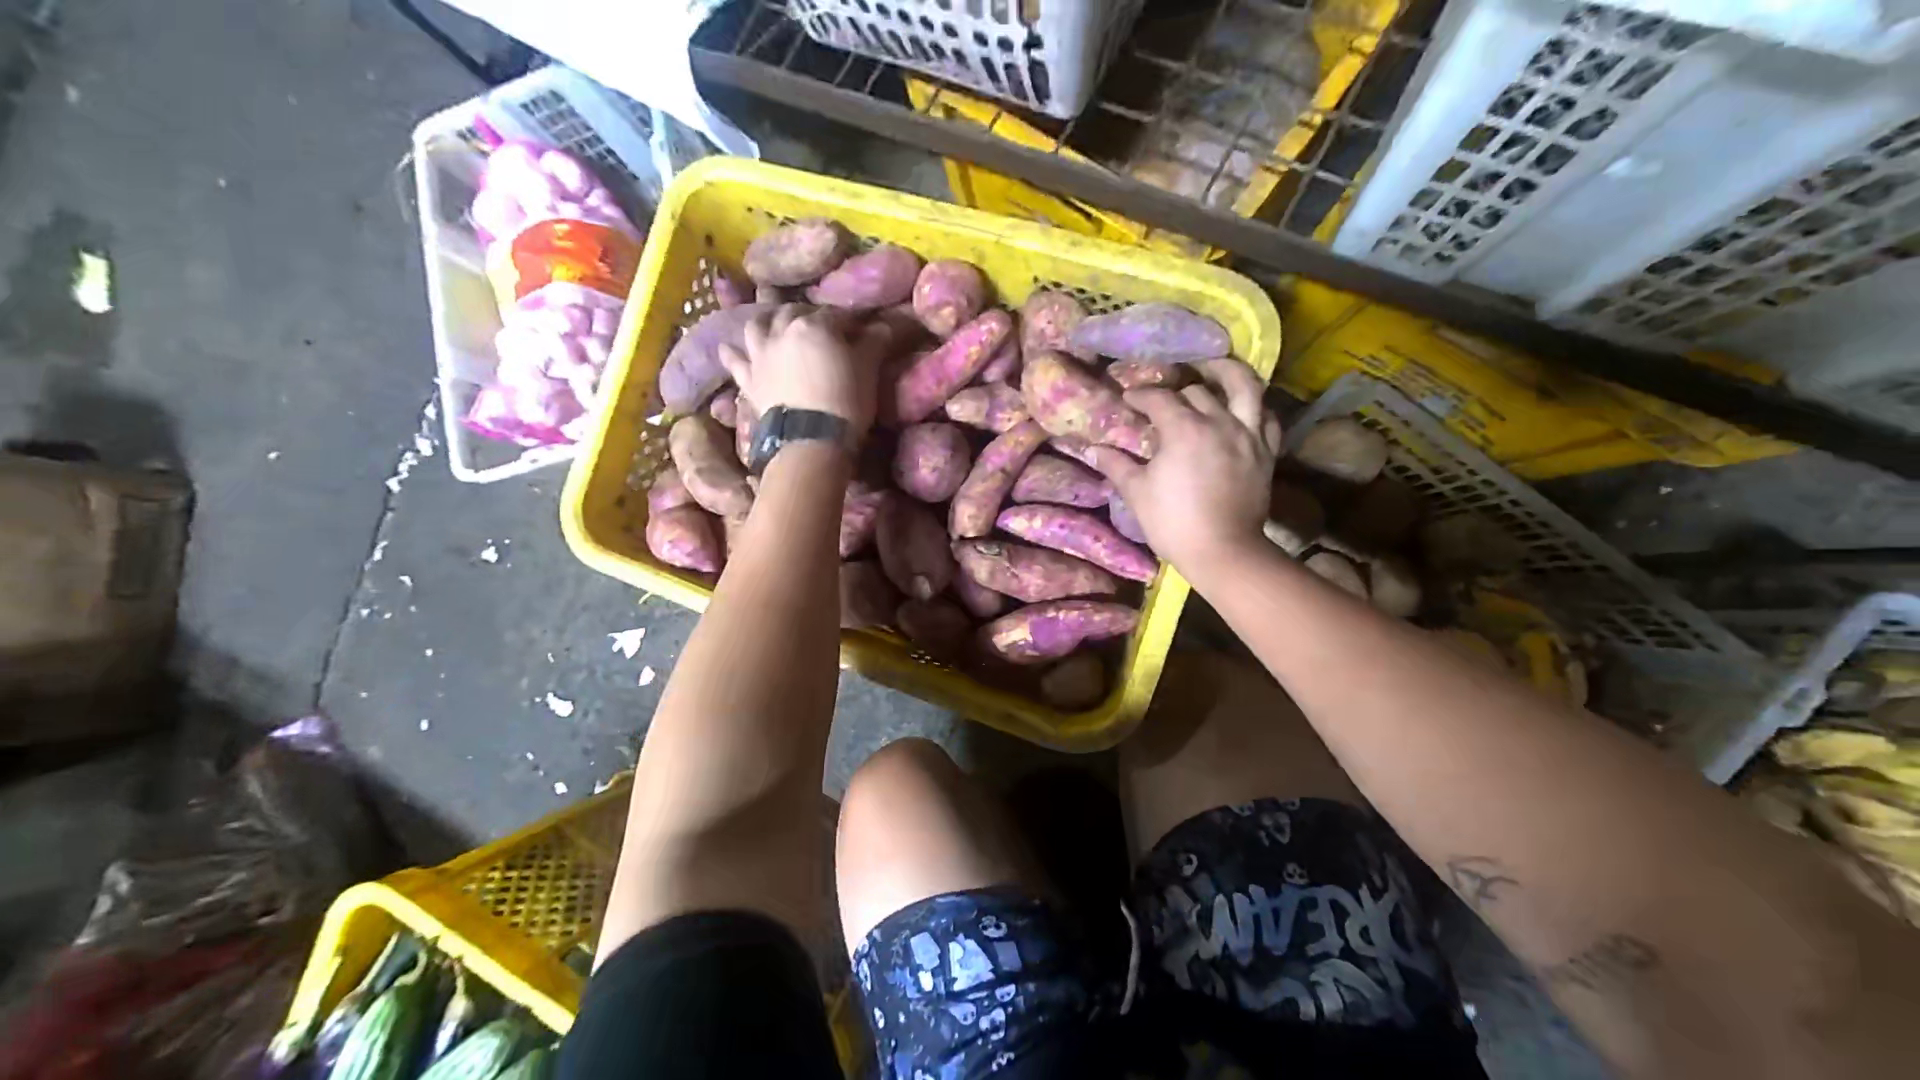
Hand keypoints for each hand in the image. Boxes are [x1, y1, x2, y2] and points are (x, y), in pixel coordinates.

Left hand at [719, 304, 889, 437]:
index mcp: (815, 325)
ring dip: (766, 320)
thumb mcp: (868, 370)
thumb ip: (874, 343)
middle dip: (805, 314)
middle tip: (818, 325)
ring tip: (773, 323)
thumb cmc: (846, 401)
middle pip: (792, 312)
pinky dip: (731, 353)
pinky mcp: (748, 379)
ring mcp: (761, 354)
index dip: (849, 321)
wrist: (811, 440)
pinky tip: (727, 348)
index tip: (859, 329)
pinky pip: (734, 360)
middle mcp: (783, 331)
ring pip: (757, 325)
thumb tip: (882, 325)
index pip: (836, 314)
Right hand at [1091, 358, 1281, 569]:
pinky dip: (1256, 406)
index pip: (1159, 398)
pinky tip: (1244, 407)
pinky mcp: (1266, 451)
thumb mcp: (1137, 492)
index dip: (1140, 395)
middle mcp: (1219, 421)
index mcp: (1184, 428)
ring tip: (1214, 369)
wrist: (1223, 552)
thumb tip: (1093, 449)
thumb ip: (1116, 465)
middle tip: (1163, 397)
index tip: (1127, 399)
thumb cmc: (1173, 522)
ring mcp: (1248, 434)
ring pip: (1245, 387)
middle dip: (1176, 390)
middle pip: (1197, 391)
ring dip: (1227, 373)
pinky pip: (1267, 416)